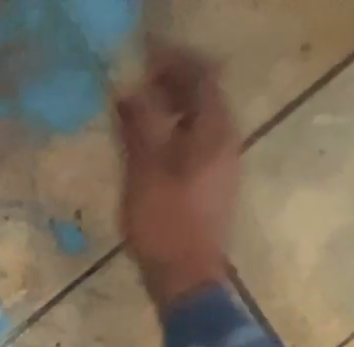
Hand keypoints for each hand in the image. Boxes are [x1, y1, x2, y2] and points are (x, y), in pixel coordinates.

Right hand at [115, 43, 240, 311]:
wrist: (186, 281)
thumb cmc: (164, 224)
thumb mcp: (143, 170)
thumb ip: (137, 125)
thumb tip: (127, 91)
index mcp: (214, 130)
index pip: (200, 74)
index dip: (171, 60)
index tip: (141, 59)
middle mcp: (226, 143)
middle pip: (203, 97)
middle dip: (171, 84)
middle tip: (136, 84)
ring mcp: (223, 169)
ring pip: (199, 124)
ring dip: (171, 112)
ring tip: (137, 115)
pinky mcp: (213, 191)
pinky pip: (195, 148)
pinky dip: (174, 137)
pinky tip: (149, 151)